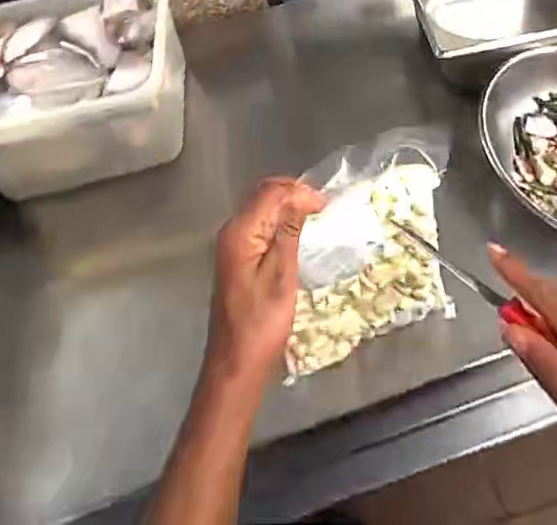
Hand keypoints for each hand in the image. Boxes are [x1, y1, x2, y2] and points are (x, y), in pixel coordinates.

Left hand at [205, 178, 326, 385]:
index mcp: (240, 233)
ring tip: (314, 212)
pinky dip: (278, 219)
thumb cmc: (261, 324)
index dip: (299, 192)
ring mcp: (231, 244)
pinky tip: (296, 229)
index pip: (271, 193)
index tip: (326, 204)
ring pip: (259, 207)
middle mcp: (231, 231)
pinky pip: (258, 224)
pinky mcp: (237, 257)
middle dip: (292, 191)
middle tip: (321, 203)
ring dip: (286, 203)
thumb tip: (300, 198)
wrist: (236, 365)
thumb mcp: (282, 276)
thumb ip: (288, 232)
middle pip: (261, 194)